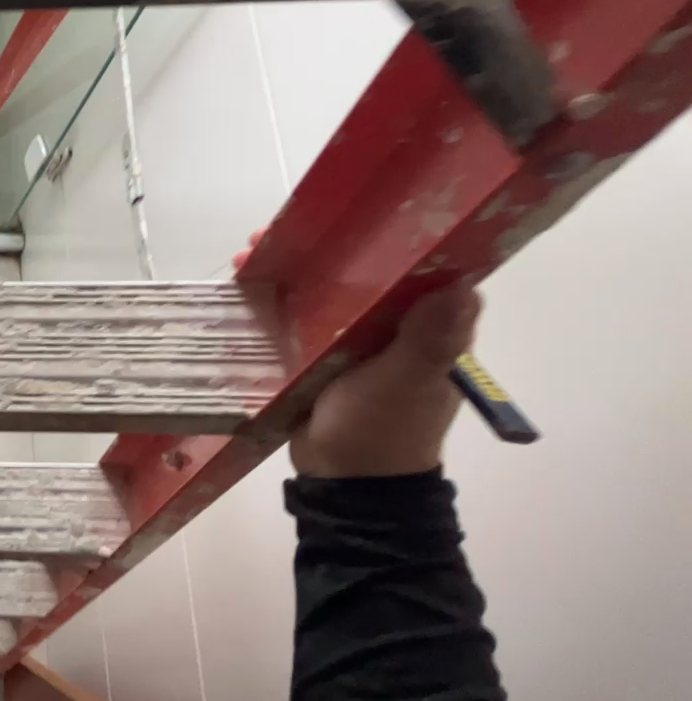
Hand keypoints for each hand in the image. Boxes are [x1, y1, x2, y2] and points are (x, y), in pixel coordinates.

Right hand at [236, 233, 479, 478]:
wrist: (344, 482)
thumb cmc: (382, 431)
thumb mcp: (405, 383)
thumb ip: (429, 339)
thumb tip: (461, 285)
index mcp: (424, 326)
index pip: (412, 267)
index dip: (383, 238)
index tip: (347, 218)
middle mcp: (389, 325)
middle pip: (356, 273)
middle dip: (317, 249)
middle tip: (275, 233)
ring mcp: (348, 340)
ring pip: (319, 291)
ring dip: (285, 270)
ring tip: (246, 255)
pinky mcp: (312, 354)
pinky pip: (292, 316)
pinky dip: (268, 297)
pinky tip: (240, 285)